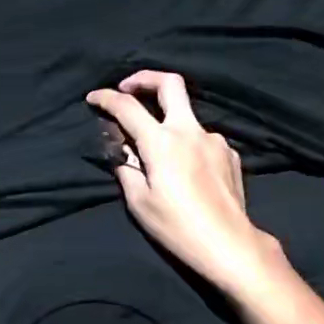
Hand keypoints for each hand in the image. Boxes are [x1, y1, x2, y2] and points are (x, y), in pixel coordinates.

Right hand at [86, 70, 287, 297]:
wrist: (228, 244)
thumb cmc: (178, 227)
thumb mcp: (139, 202)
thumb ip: (126, 168)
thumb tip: (121, 149)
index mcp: (162, 142)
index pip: (127, 107)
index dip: (106, 98)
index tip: (93, 98)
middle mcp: (190, 131)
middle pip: (169, 83)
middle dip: (144, 79)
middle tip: (128, 88)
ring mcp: (215, 141)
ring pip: (188, 116)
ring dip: (169, 122)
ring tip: (159, 150)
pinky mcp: (230, 155)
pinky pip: (203, 140)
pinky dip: (188, 144)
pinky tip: (186, 170)